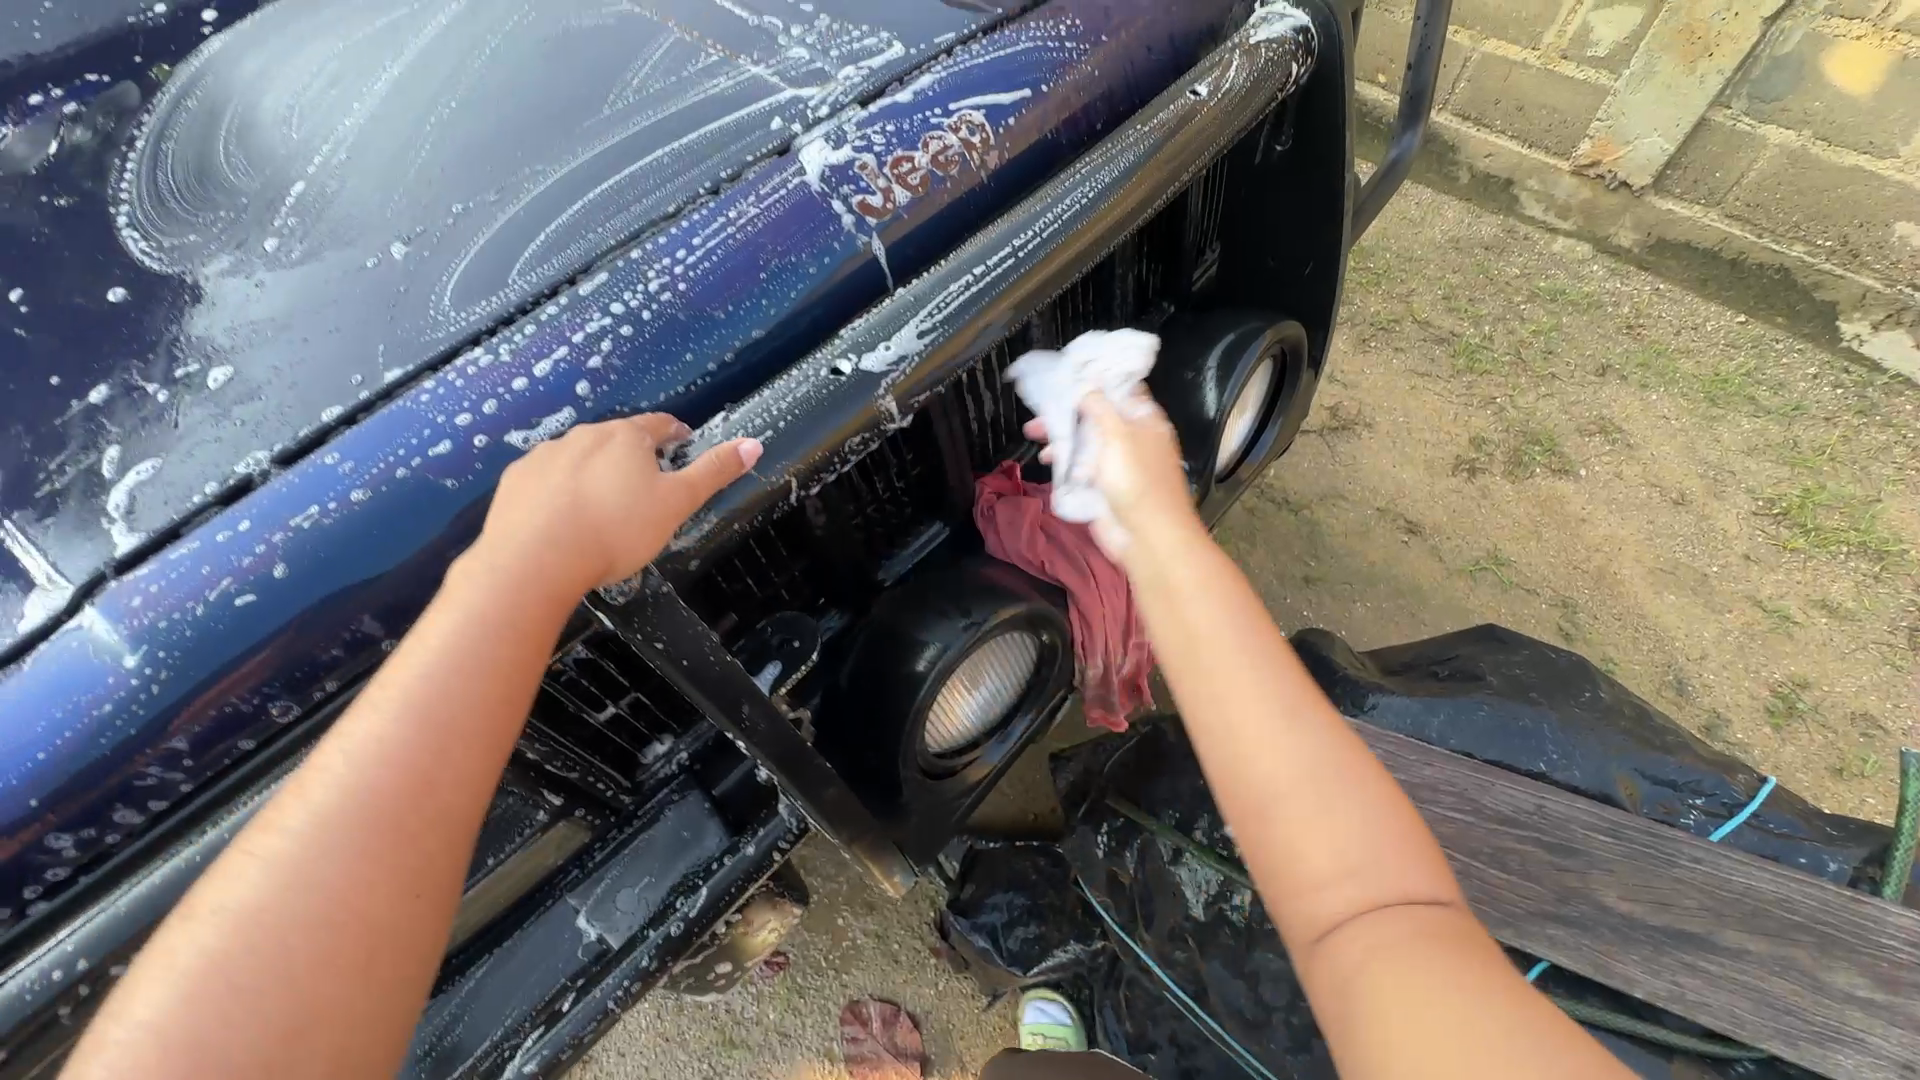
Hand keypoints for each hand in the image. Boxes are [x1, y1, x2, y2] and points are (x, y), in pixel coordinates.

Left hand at [475, 414, 761, 594]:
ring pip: (579, 456)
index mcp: (627, 437)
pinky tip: (564, 517)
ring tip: (604, 504)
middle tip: (646, 483)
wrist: (534, 561)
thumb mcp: (677, 503)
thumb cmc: (618, 529)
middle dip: (633, 454)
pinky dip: (560, 490)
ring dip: (595, 471)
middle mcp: (584, 436)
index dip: (675, 433)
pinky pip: (547, 479)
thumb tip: (753, 444)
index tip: (683, 443)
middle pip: (616, 438)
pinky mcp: (516, 481)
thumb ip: (714, 473)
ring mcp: (545, 456)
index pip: (658, 424)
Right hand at [1022, 388, 1201, 562]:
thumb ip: (1099, 406)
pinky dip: (1065, 463)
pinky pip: (1081, 468)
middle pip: (1096, 417)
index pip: (1120, 391)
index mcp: (1144, 420)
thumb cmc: (1137, 481)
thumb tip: (1086, 385)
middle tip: (1040, 411)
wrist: (1146, 536)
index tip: (1067, 377)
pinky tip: (1049, 461)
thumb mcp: (1117, 434)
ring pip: (1085, 443)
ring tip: (1034, 436)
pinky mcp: (1103, 487)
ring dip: (1062, 439)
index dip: (1095, 382)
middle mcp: (1131, 439)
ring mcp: (1117, 464)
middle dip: (1067, 413)